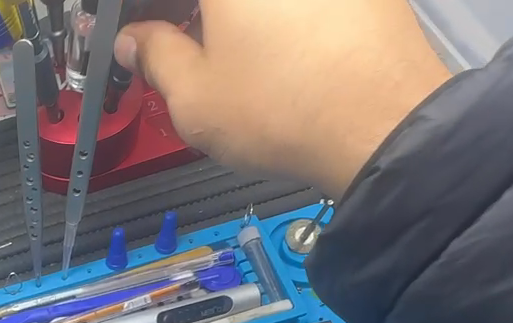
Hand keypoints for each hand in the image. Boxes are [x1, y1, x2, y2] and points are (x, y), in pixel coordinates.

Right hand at [116, 0, 450, 194]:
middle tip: (167, 45)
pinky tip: (269, 50)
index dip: (142, 17)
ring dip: (230, 22)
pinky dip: (272, 19)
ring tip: (219, 52)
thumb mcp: (192, 97)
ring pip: (253, 3)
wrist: (379, 121)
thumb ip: (154, 56)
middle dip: (183, 17)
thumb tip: (134, 39)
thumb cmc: (277, 110)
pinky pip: (294, 3)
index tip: (133, 37)